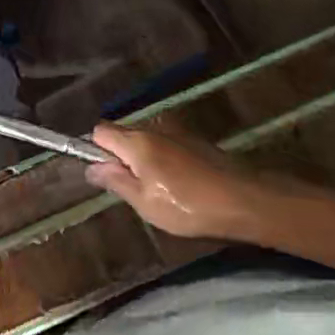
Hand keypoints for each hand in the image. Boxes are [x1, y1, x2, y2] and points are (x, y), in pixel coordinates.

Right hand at [85, 123, 319, 240]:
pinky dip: (162, 158)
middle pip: (123, 133)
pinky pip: (164, 143)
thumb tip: (91, 168)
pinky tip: (178, 184)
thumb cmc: (188, 207)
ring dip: (143, 158)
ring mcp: (176, 131)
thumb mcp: (145, 203)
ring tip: (158, 189)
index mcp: (137, 142)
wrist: (243, 200)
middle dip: (120, 155)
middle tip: (133, 188)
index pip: (100, 131)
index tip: (106, 173)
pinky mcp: (194, 139)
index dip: (96, 150)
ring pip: (145, 138)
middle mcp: (154, 127)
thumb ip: (116, 182)